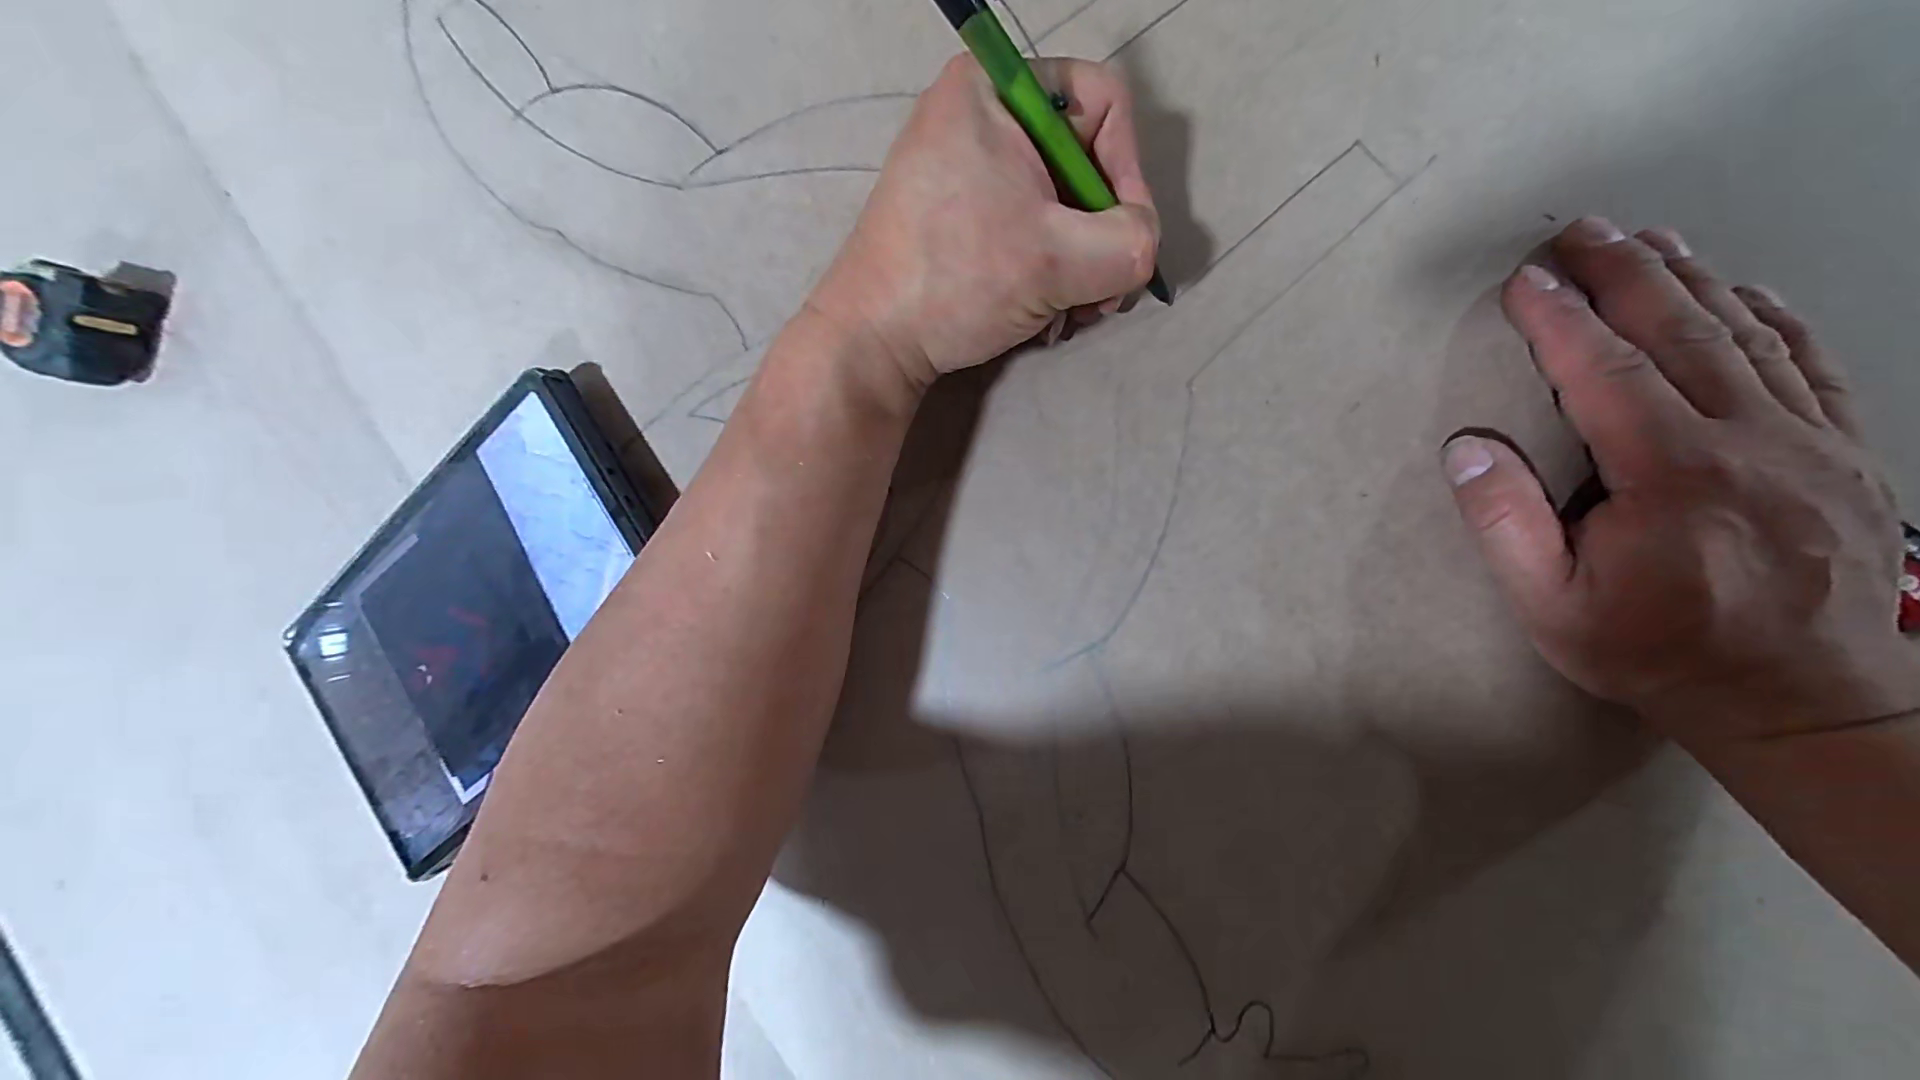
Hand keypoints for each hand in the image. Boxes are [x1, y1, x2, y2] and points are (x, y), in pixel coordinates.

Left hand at [807, 55, 1160, 390]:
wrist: (872, 343)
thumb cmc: (956, 281)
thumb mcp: (1057, 260)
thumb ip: (1129, 245)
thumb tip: (1144, 248)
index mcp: (993, 91)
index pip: (1103, 104)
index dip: (1128, 172)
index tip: (1126, 237)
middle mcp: (979, 120)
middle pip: (1084, 164)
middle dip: (1102, 239)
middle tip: (1101, 296)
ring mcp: (967, 174)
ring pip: (1060, 209)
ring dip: (1079, 269)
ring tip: (1069, 315)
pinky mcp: (961, 222)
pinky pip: (1029, 234)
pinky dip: (1047, 278)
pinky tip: (1041, 318)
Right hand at [1445, 217, 1919, 750]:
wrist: (1808, 702)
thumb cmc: (1655, 653)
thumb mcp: (1550, 607)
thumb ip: (1506, 524)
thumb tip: (1466, 448)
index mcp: (1672, 474)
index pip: (1603, 373)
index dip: (1559, 321)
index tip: (1523, 280)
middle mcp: (1750, 439)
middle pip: (1683, 333)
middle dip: (1626, 273)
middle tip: (1584, 228)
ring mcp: (1809, 441)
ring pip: (1750, 336)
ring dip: (1693, 281)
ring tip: (1650, 241)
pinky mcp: (1842, 454)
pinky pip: (1811, 364)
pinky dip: (1773, 317)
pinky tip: (1745, 292)